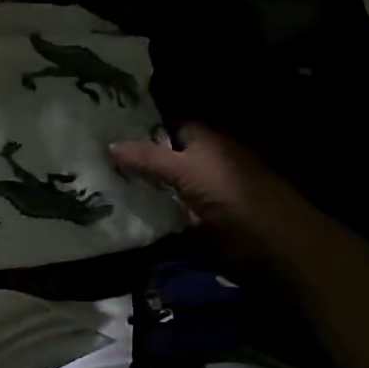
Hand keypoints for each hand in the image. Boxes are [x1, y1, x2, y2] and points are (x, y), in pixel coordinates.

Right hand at [109, 124, 337, 272]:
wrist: (274, 245)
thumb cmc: (234, 195)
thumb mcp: (188, 171)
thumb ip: (149, 158)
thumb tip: (110, 144)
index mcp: (205, 139)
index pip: (167, 122)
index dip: (140, 124)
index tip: (104, 128)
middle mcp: (203, 160)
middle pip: (163, 155)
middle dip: (133, 158)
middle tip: (93, 159)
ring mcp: (201, 192)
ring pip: (163, 185)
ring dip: (139, 187)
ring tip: (98, 185)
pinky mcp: (200, 220)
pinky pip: (168, 211)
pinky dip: (150, 212)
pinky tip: (122, 212)